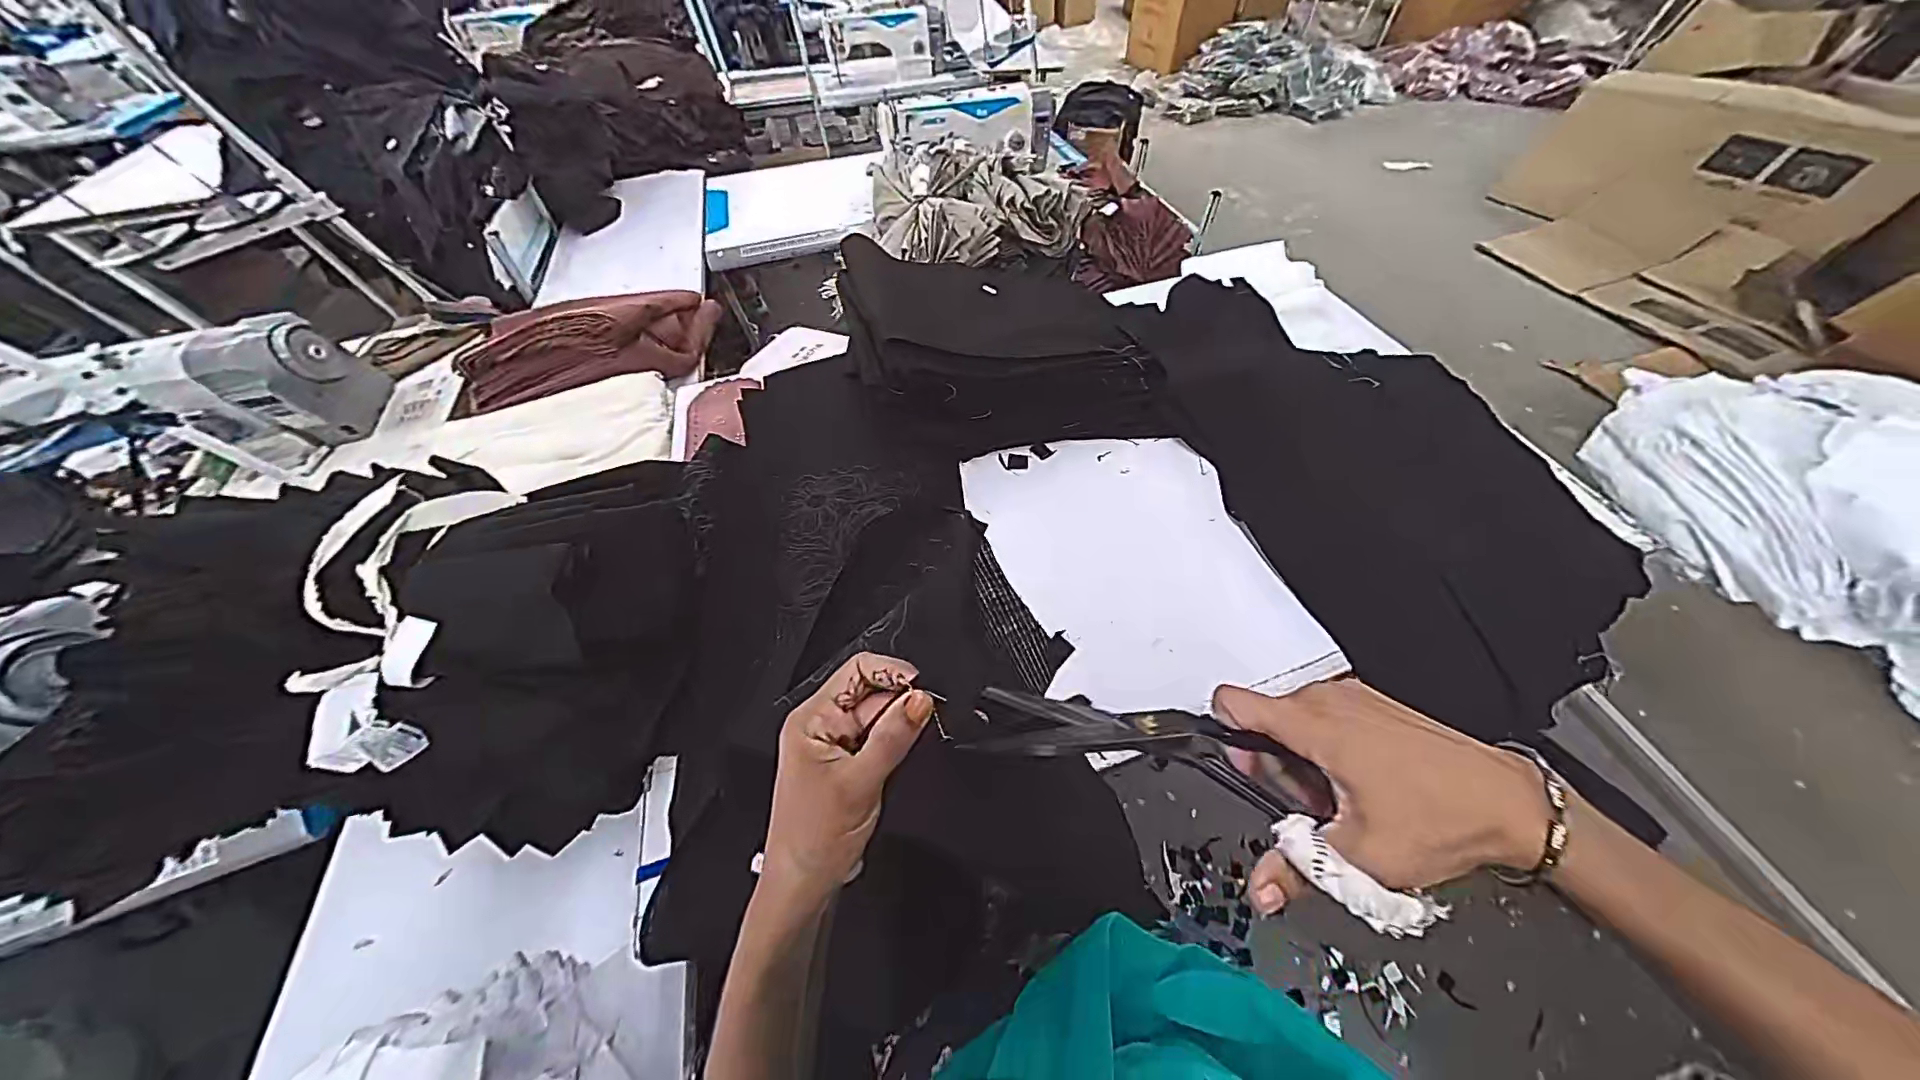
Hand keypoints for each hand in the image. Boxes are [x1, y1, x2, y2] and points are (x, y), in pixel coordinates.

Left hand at [762, 653, 934, 899]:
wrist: (803, 884)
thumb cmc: (812, 840)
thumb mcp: (859, 782)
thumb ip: (893, 736)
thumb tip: (920, 700)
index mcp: (811, 718)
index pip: (857, 669)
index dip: (892, 672)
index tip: (921, 690)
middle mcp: (821, 724)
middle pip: (873, 690)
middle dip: (900, 704)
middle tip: (918, 726)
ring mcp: (835, 742)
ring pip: (880, 715)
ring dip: (898, 727)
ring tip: (894, 759)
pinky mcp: (849, 760)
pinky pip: (880, 737)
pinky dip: (894, 745)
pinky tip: (892, 765)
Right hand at [1213, 679, 1550, 916]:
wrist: (1511, 803)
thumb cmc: (1447, 817)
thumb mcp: (1361, 856)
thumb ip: (1296, 871)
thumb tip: (1262, 888)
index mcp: (1314, 724)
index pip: (1230, 703)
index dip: (1226, 738)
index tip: (1249, 769)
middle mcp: (1327, 698)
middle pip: (1261, 722)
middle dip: (1274, 765)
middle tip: (1311, 802)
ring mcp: (1349, 696)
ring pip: (1291, 720)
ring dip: (1299, 757)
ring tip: (1339, 793)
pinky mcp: (1367, 701)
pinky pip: (1320, 716)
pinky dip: (1325, 745)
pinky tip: (1358, 779)